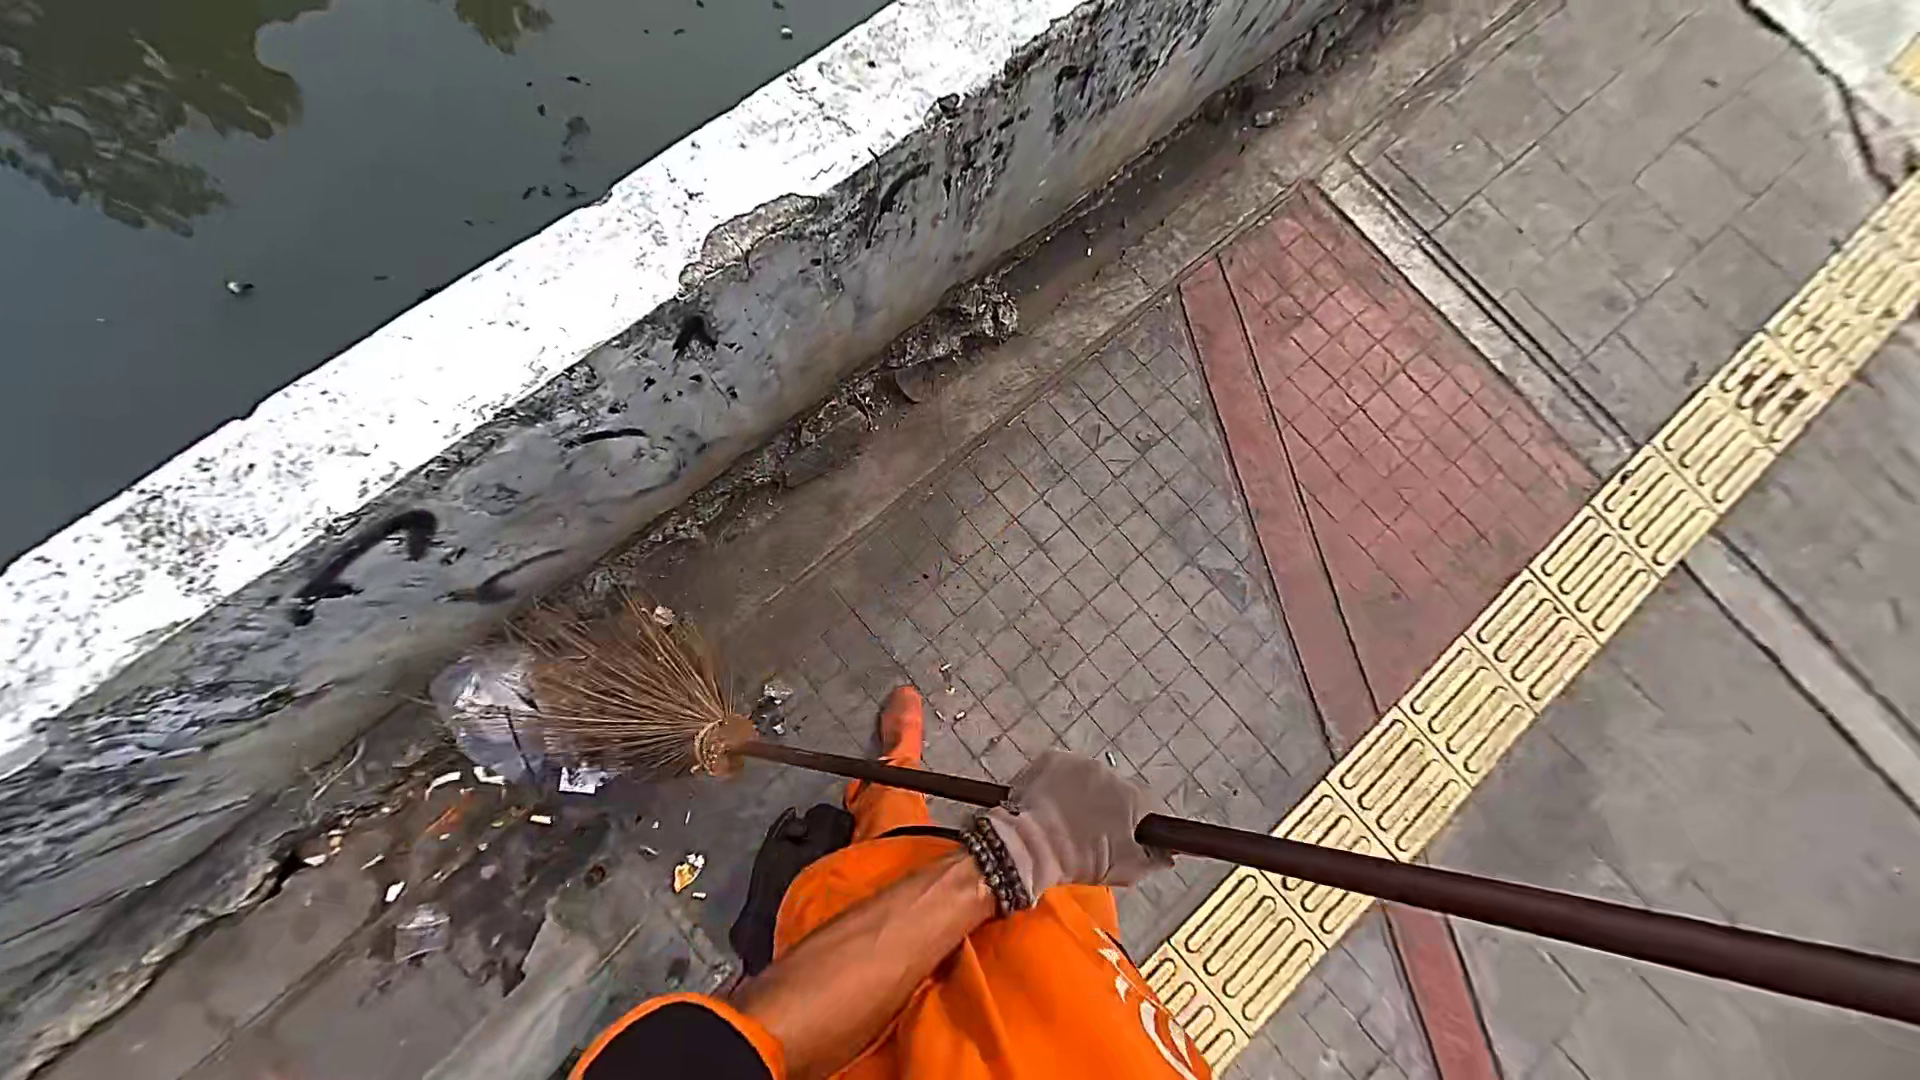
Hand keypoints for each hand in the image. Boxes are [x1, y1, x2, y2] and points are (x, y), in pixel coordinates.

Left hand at [983, 750, 1171, 897]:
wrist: (1033, 844)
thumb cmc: (1082, 859)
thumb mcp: (1127, 870)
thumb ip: (1153, 859)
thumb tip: (1167, 853)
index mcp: (1132, 795)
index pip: (1147, 804)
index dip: (1138, 821)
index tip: (1126, 835)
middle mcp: (1109, 771)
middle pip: (1115, 787)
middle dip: (1107, 804)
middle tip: (1091, 829)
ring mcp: (1078, 760)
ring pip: (1087, 776)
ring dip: (1082, 790)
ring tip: (1065, 815)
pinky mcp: (1051, 756)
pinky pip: (1061, 768)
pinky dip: (1058, 781)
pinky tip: (1049, 802)